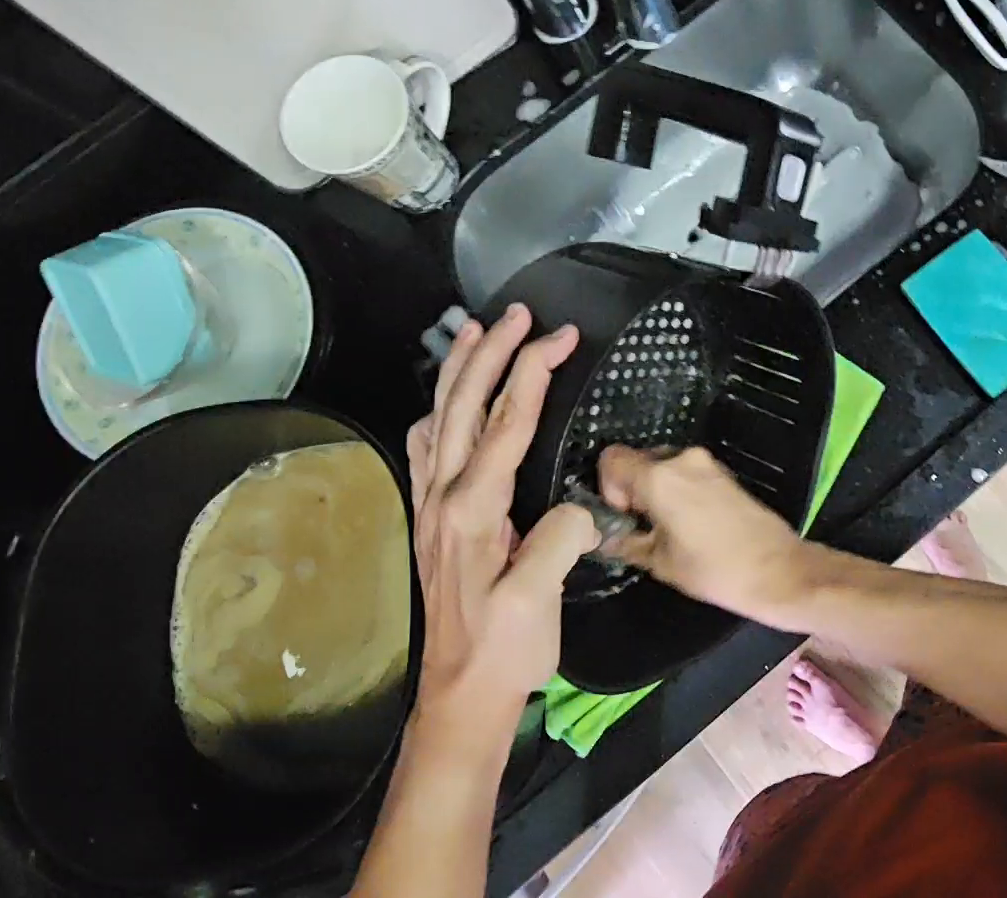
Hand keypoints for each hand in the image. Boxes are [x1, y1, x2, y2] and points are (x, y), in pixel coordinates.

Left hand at [406, 304, 598, 715]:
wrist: (461, 694)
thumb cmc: (504, 649)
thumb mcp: (539, 600)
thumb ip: (558, 541)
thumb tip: (577, 509)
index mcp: (474, 509)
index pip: (505, 422)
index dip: (532, 372)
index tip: (560, 337)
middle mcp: (445, 497)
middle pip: (464, 406)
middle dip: (491, 353)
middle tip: (516, 313)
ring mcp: (434, 506)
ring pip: (439, 419)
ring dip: (458, 371)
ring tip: (474, 332)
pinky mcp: (435, 519)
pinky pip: (429, 449)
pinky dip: (440, 411)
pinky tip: (447, 405)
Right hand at [596, 446, 810, 620]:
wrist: (778, 569)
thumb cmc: (715, 569)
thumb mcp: (662, 563)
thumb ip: (629, 543)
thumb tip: (609, 539)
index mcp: (660, 477)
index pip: (612, 459)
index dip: (609, 487)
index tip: (624, 516)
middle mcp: (683, 460)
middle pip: (639, 461)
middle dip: (633, 490)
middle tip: (643, 526)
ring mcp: (708, 464)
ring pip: (665, 468)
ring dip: (657, 491)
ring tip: (669, 529)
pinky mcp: (725, 474)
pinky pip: (687, 474)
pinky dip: (679, 491)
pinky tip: (691, 524)